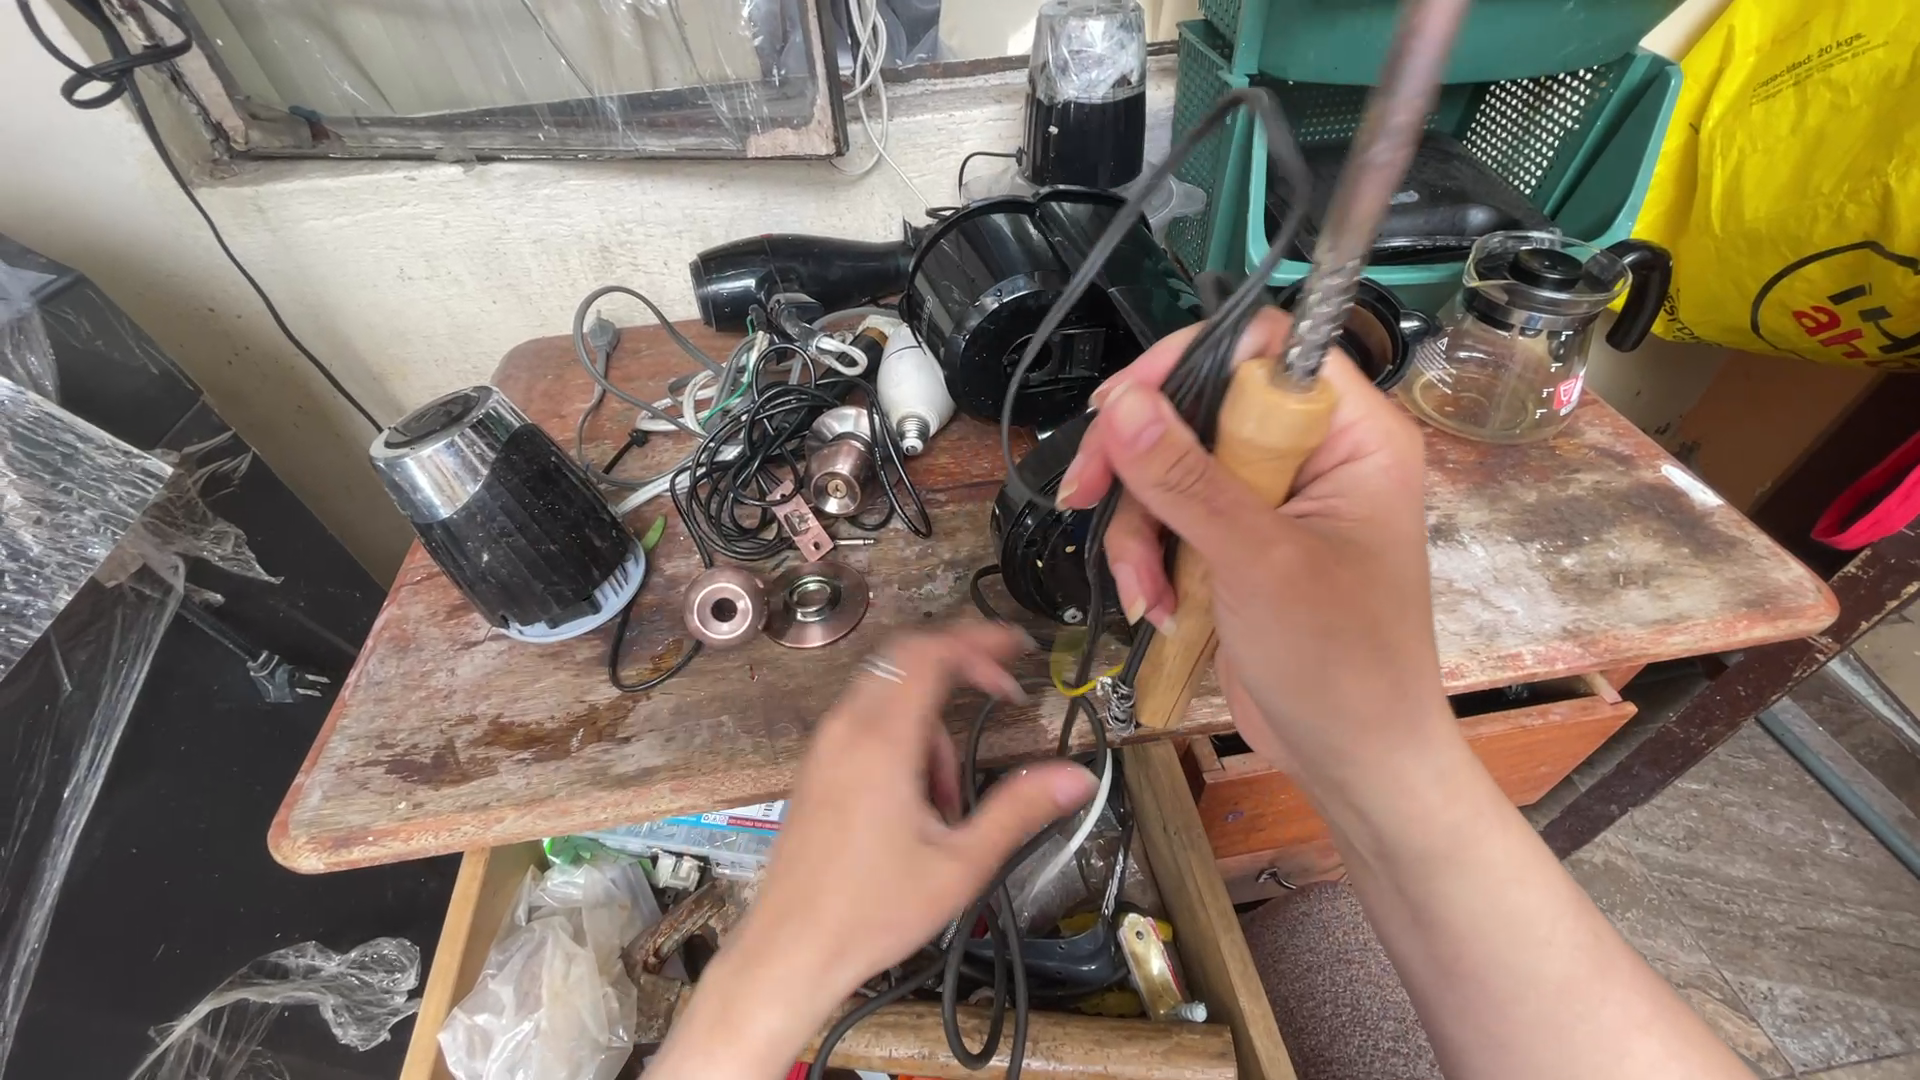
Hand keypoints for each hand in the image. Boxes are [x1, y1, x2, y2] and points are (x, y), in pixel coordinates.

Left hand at [650, 622, 1095, 1077]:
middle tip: (1001, 685)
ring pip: (890, 691)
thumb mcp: (960, 864)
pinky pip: (868, 719)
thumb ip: (1020, 810)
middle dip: (960, 662)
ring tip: (951, 792)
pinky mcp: (819, 764)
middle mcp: (848, 728)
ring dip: (933, 718)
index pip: (933, 653)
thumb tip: (1075, 777)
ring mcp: (827, 744)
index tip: (1017, 648)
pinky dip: (905, 734)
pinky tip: (919, 797)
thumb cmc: (870, 912)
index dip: (980, 641)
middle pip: (908, 657)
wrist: (788, 952)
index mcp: (882, 741)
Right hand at [1057, 308, 1454, 787]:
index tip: (1118, 409)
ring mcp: (1266, 501)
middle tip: (1084, 497)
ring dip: (1137, 531)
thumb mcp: (1257, 561)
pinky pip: (1168, 519)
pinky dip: (1148, 558)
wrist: (1352, 758)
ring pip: (1168, 471)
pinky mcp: (1233, 542)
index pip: (1262, 349)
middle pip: (1195, 409)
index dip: (1185, 363)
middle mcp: (1307, 455)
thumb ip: (1186, 479)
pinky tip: (1158, 606)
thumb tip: (1122, 402)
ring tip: (1146, 593)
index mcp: (1348, 435)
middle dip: (1137, 465)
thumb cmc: (1337, 661)